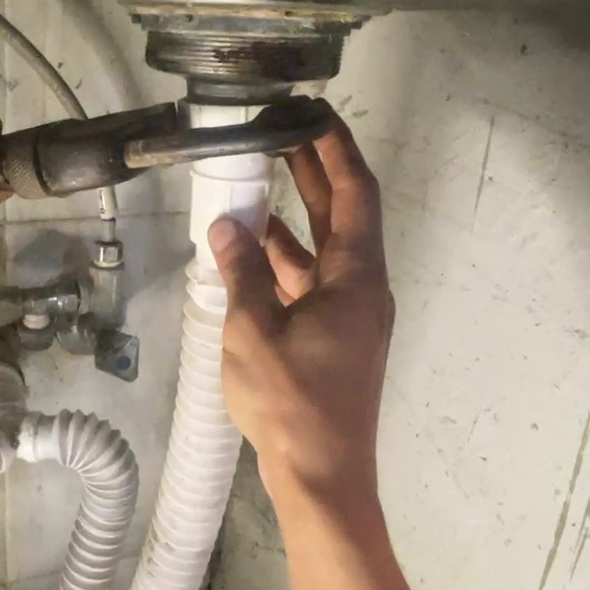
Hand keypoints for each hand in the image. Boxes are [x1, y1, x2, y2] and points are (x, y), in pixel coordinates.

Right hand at [209, 116, 394, 508]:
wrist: (321, 475)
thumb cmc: (291, 402)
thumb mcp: (254, 332)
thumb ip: (242, 274)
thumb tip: (228, 227)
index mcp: (356, 279)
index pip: (355, 195)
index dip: (337, 150)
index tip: (315, 113)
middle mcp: (361, 289)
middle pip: (343, 215)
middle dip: (315, 173)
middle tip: (283, 132)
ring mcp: (349, 315)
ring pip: (323, 250)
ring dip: (295, 217)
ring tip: (258, 181)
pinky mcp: (332, 338)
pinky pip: (310, 283)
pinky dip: (284, 261)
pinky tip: (252, 249)